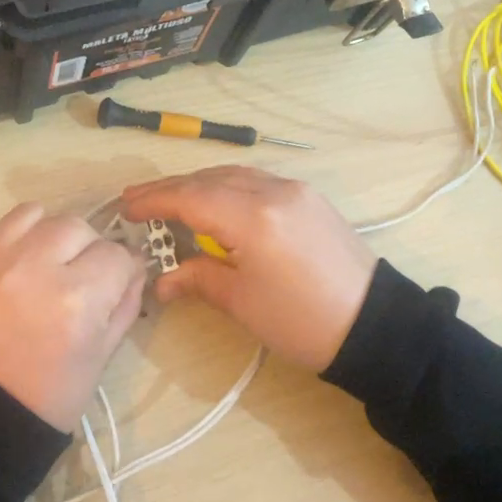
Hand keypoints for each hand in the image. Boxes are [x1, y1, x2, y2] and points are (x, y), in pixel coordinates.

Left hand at [0, 203, 145, 430]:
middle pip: (76, 226)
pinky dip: (10, 249)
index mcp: (76, 299)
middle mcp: (33, 268)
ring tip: (43, 264)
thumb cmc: (44, 400)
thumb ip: (122, 306)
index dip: (120, 271)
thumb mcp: (98, 359)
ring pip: (34, 215)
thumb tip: (133, 268)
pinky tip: (9, 279)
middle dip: (86, 249)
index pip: (116, 255)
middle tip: (78, 276)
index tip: (114, 284)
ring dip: (47, 235)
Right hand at [122, 167, 375, 372]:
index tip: (125, 208)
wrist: (377, 327)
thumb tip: (162, 279)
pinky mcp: (308, 198)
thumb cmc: (302, 322)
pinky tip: (212, 201)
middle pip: (208, 179)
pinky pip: (255, 180)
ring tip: (167, 199)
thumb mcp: (243, 304)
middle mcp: (272, 191)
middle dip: (169, 188)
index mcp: (253, 218)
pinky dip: (225, 186)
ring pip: (232, 174)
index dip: (154, 201)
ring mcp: (294, 190)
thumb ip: (198, 279)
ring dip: (196, 183)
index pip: (190, 198)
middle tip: (135, 200)